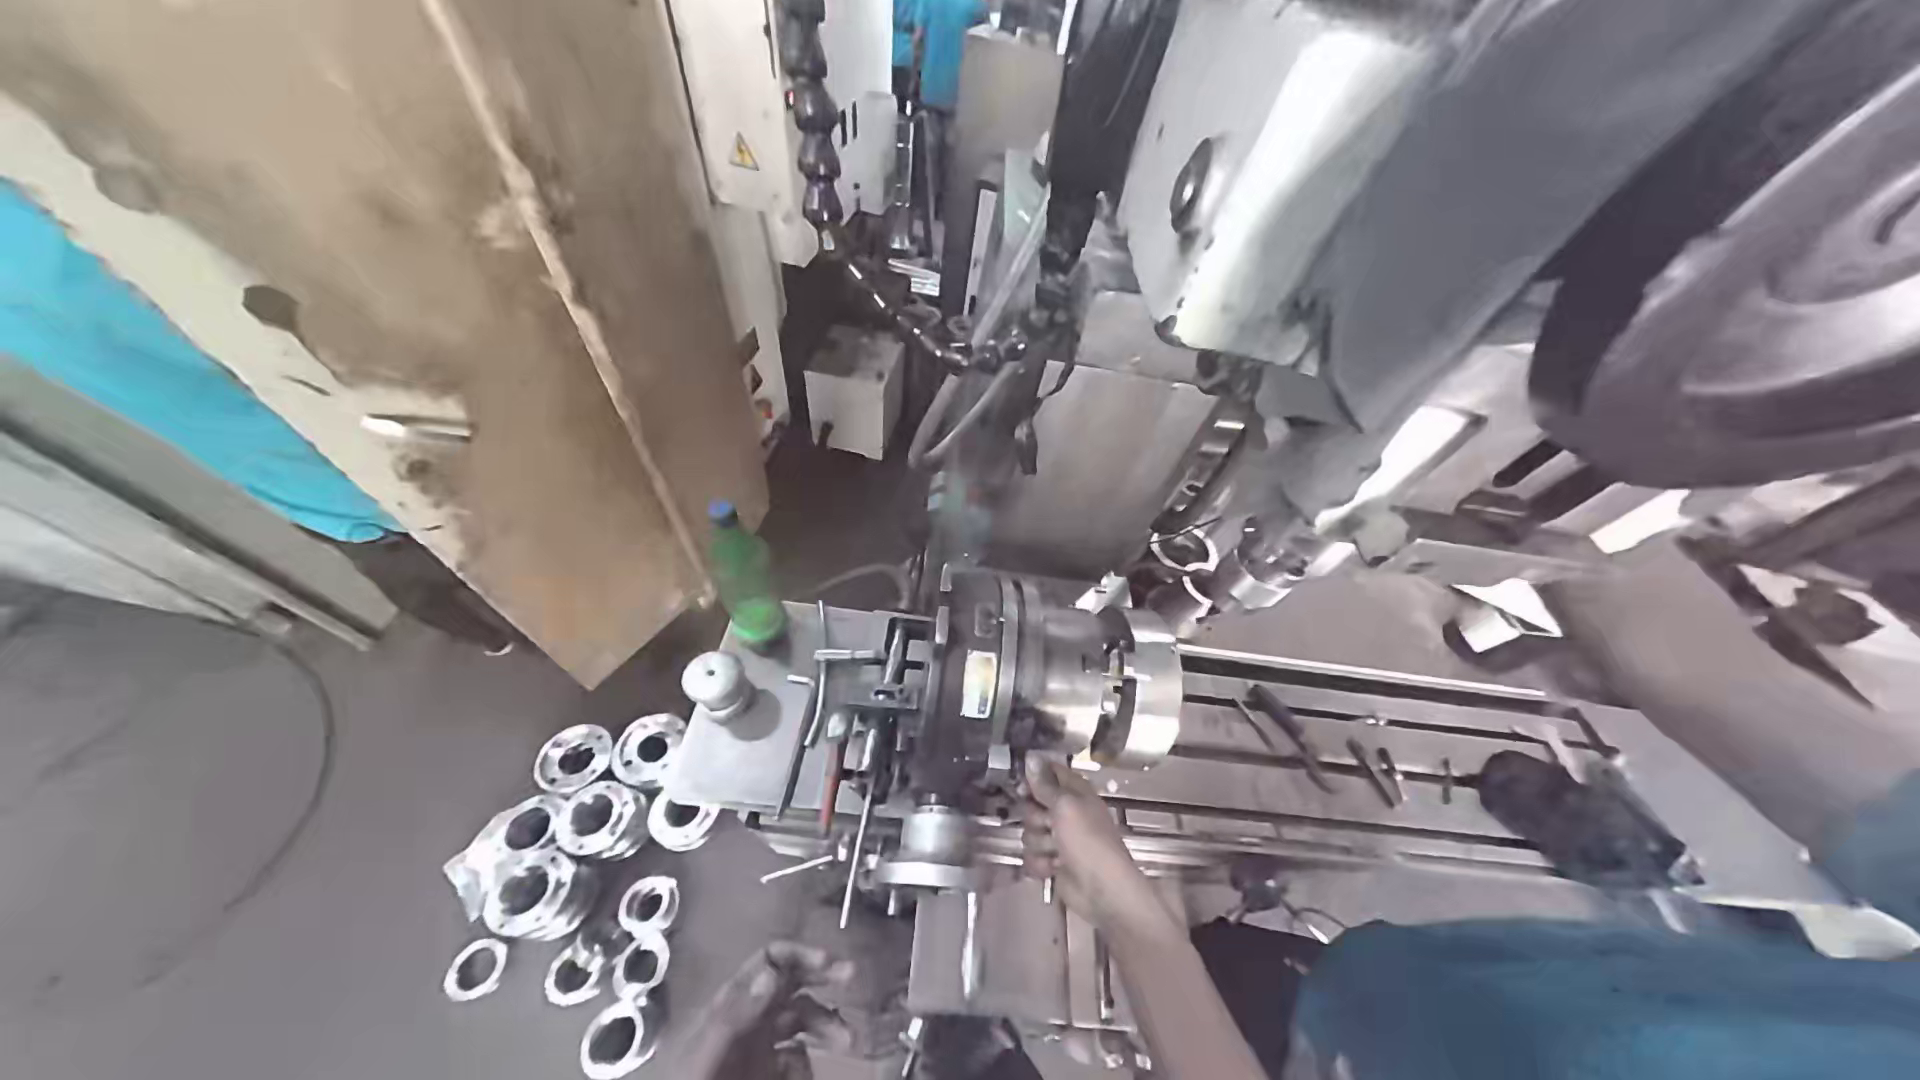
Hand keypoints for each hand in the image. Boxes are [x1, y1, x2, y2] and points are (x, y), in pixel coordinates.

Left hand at [675, 941, 855, 1079]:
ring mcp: (759, 1050)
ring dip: (828, 1023)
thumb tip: (773, 972)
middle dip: (823, 976)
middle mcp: (750, 1019)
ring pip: (802, 1021)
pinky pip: (796, 1061)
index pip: (769, 960)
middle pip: (792, 984)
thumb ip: (736, 1014)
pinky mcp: (767, 1077)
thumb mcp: (707, 1056)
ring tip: (849, 1041)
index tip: (828, 964)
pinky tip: (810, 1075)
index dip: (799, 955)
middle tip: (852, 976)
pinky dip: (809, 1064)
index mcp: (732, 1004)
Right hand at [1022, 756, 1180, 944]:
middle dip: (1035, 818)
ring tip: (1055, 852)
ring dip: (1039, 844)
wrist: (1102, 891)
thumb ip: (1044, 784)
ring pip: (1029, 832)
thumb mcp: (1066, 806)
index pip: (1048, 774)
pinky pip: (1031, 856)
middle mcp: (1066, 812)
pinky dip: (1040, 864)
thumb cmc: (1088, 841)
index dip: (1033, 779)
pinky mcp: (1053, 862)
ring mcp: (1059, 839)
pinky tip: (1052, 869)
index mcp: (1075, 792)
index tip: (1022, 788)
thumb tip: (1031, 756)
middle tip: (1048, 825)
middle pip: (1032, 805)